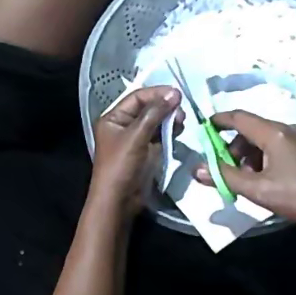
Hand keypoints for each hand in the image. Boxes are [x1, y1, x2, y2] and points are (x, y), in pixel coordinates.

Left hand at [89, 86, 180, 217]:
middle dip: (165, 107)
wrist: (119, 201)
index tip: (178, 94)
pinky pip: (160, 137)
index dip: (157, 93)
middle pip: (148, 109)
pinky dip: (169, 132)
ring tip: (181, 122)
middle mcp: (123, 126)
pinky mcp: (146, 152)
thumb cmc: (121, 166)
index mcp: (114, 118)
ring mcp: (136, 140)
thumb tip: (174, 93)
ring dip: (169, 120)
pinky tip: (179, 132)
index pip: (137, 98)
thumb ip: (155, 113)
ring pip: (156, 122)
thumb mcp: (136, 136)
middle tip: (181, 112)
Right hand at [195, 110, 295, 227]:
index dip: (219, 121)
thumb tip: (198, 169)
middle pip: (251, 130)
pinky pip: (280, 146)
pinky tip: (268, 181)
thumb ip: (226, 177)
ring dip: (250, 156)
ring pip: (266, 140)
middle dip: (234, 148)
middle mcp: (288, 128)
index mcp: (274, 133)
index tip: (204, 128)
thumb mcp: (258, 190)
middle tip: (227, 170)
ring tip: (248, 181)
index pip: (239, 117)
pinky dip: (266, 158)